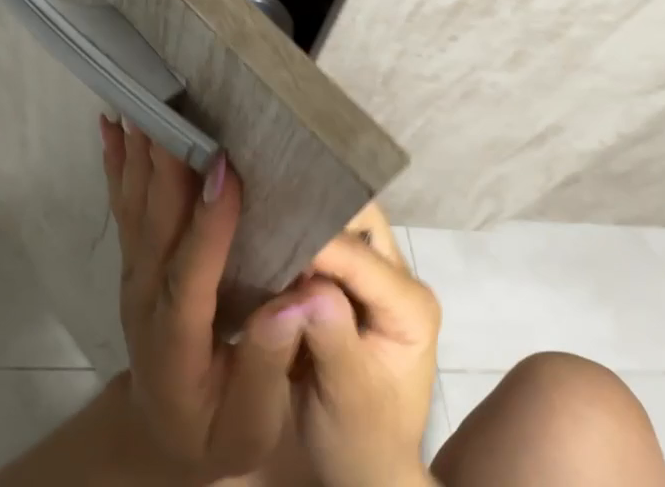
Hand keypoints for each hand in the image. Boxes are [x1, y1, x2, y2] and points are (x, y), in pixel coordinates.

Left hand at [99, 114, 312, 483]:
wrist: (160, 430)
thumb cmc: (215, 429)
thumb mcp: (249, 424)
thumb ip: (265, 366)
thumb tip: (294, 304)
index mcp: (179, 338)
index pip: (191, 274)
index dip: (209, 222)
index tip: (224, 169)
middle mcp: (149, 296)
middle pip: (156, 223)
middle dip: (166, 162)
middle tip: (176, 105)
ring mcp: (136, 275)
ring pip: (136, 205)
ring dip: (138, 151)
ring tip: (141, 98)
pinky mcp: (135, 262)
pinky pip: (124, 205)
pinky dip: (116, 163)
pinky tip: (111, 126)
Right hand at [265, 222, 442, 486]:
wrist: (366, 468)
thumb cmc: (360, 440)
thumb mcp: (345, 397)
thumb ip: (331, 337)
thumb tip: (308, 287)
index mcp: (410, 307)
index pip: (357, 255)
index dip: (310, 239)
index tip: (260, 224)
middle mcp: (401, 282)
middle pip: (358, 220)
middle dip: (310, 207)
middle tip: (257, 204)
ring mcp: (379, 281)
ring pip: (343, 225)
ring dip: (303, 219)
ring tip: (255, 213)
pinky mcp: (355, 286)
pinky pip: (328, 246)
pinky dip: (297, 239)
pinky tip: (263, 238)